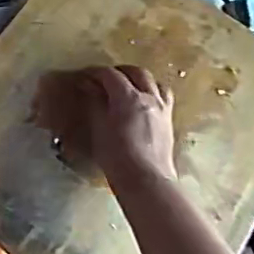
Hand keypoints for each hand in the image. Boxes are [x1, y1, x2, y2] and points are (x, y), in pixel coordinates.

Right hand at [82, 65, 176, 184]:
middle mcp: (149, 97)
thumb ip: (95, 101)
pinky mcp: (169, 123)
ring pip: (155, 83)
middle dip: (120, 72)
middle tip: (105, 79)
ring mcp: (162, 110)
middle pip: (136, 72)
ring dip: (140, 80)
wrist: (146, 181)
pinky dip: (152, 94)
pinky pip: (163, 98)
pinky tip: (142, 105)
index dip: (95, 73)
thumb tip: (88, 85)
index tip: (84, 77)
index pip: (110, 74)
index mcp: (128, 96)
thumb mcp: (99, 126)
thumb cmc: (116, 154)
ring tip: (128, 88)